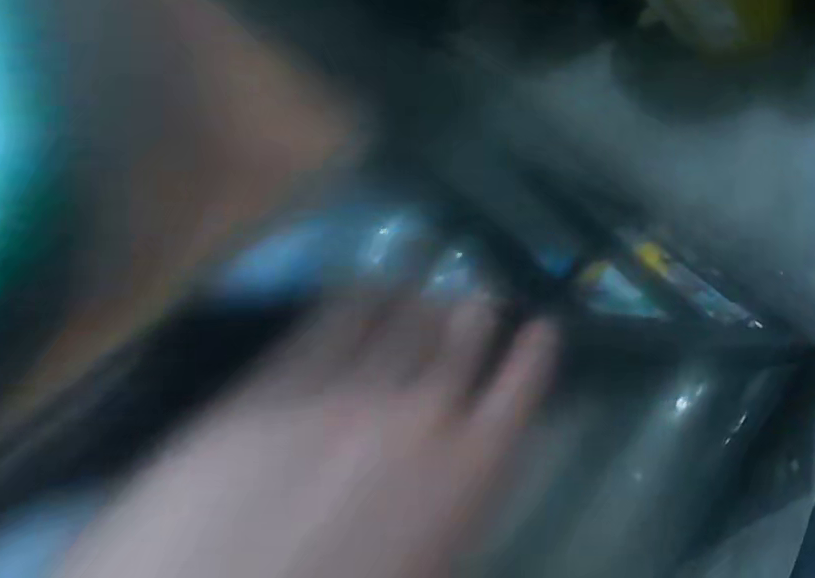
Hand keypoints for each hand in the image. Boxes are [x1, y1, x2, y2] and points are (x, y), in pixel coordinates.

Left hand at [60, 294, 558, 577]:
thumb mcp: (429, 554)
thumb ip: (463, 488)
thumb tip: (477, 441)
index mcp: (473, 462)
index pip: (527, 377)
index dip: (538, 344)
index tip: (541, 326)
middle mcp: (426, 412)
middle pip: (469, 333)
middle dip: (477, 306)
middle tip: (476, 290)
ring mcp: (351, 396)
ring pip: (408, 319)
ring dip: (425, 291)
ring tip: (431, 265)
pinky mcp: (273, 392)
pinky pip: (330, 325)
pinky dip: (356, 298)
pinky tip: (364, 284)